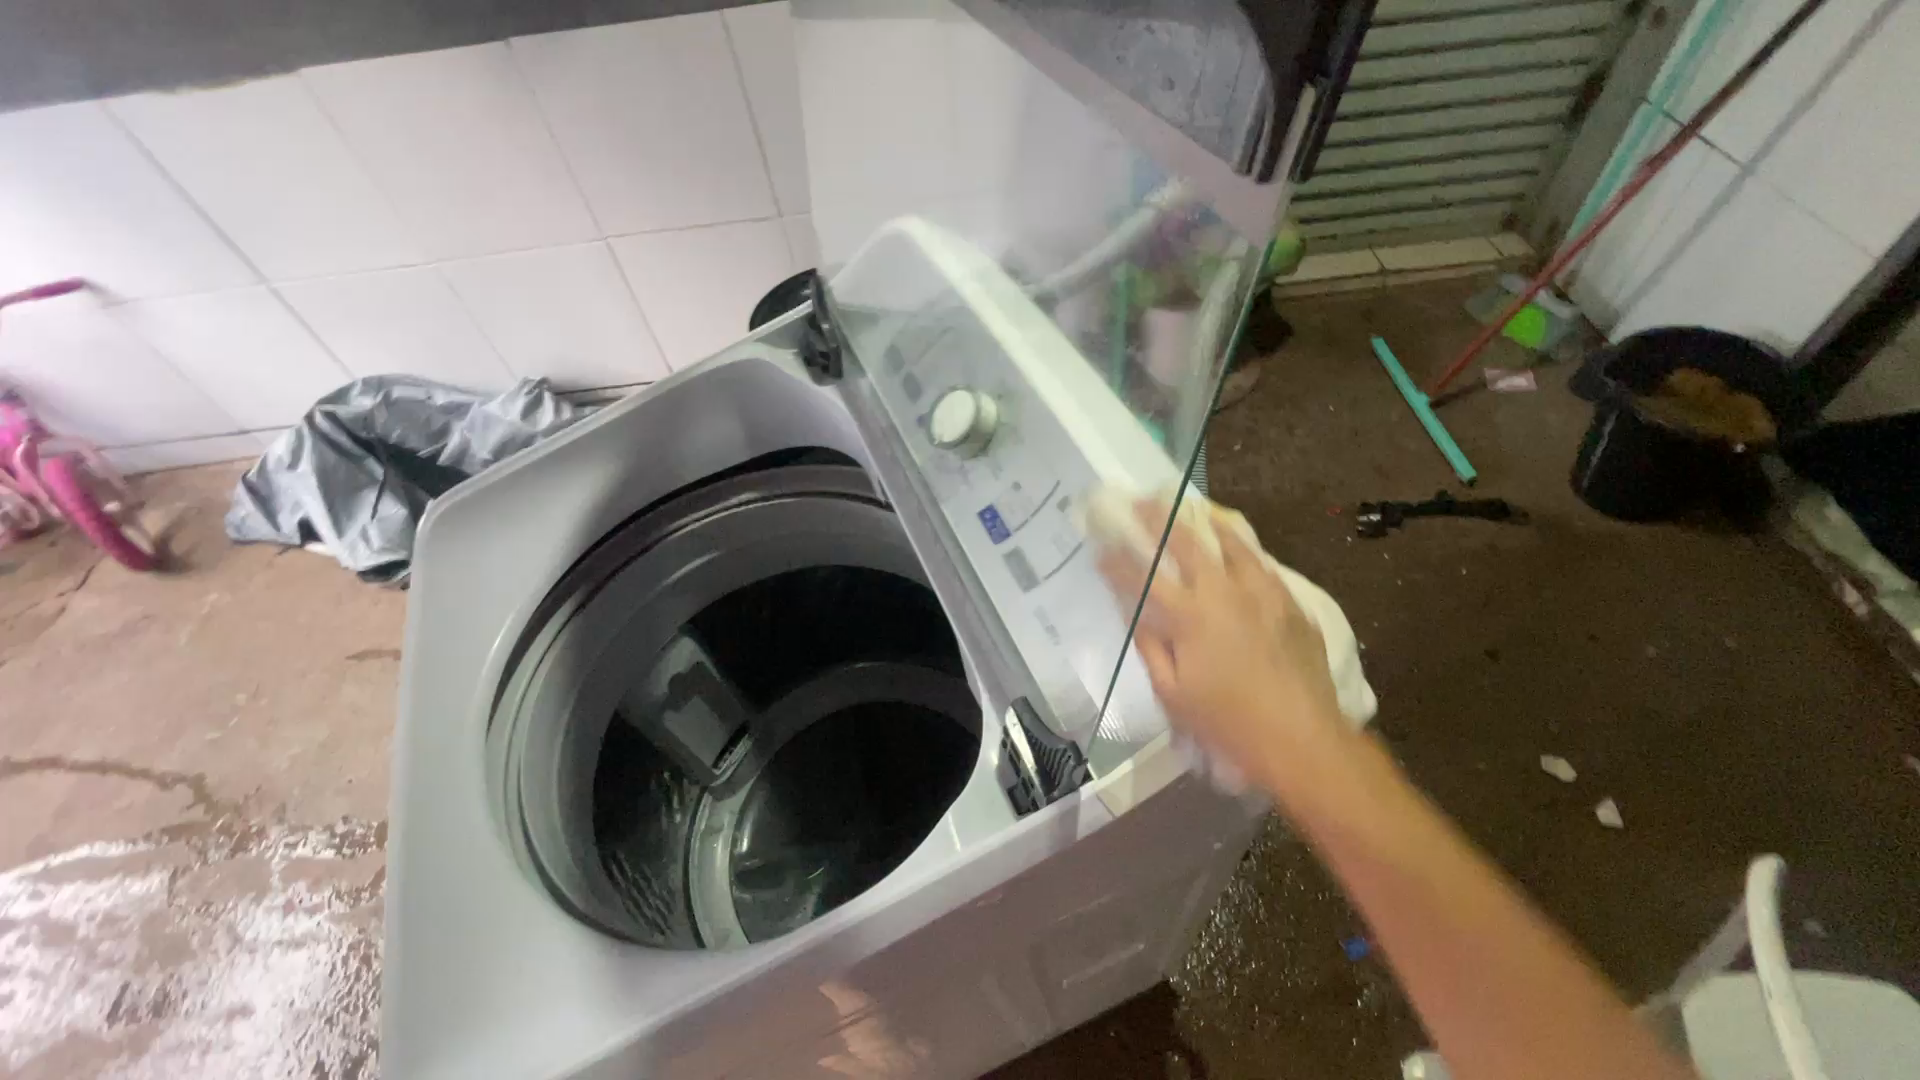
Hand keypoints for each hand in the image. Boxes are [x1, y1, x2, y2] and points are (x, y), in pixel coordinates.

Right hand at [1097, 496, 1354, 791]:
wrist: (1301, 738)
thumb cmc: (1227, 722)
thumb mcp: (1173, 694)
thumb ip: (1151, 646)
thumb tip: (1135, 612)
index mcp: (1190, 616)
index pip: (1144, 578)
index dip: (1118, 562)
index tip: (1101, 547)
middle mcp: (1225, 593)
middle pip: (1188, 544)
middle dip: (1160, 520)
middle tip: (1143, 501)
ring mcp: (1263, 593)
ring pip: (1233, 544)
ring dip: (1209, 522)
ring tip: (1196, 508)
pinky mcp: (1290, 603)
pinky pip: (1263, 564)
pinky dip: (1244, 549)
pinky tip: (1239, 547)